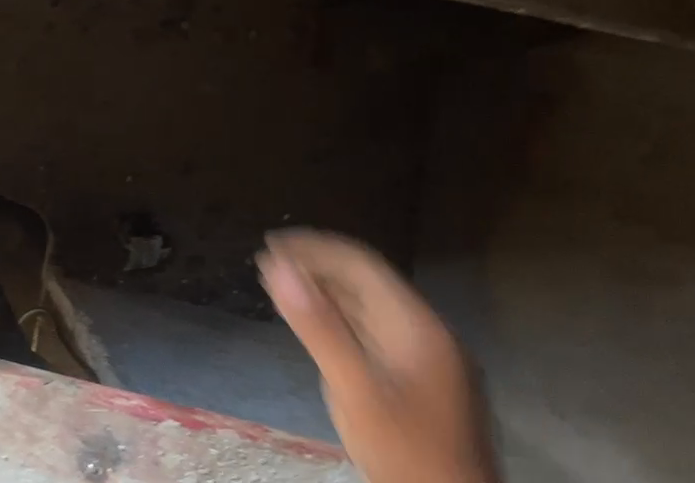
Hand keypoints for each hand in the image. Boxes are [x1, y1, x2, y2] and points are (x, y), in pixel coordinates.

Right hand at [259, 230, 499, 482]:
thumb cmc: (404, 450)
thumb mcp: (354, 389)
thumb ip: (317, 327)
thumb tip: (275, 267)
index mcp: (418, 326)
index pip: (362, 265)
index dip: (315, 248)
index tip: (270, 244)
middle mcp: (427, 332)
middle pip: (366, 283)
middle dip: (315, 267)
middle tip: (266, 263)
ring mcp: (425, 357)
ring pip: (368, 307)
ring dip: (324, 291)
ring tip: (279, 285)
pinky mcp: (418, 379)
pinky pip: (372, 331)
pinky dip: (338, 318)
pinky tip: (313, 322)